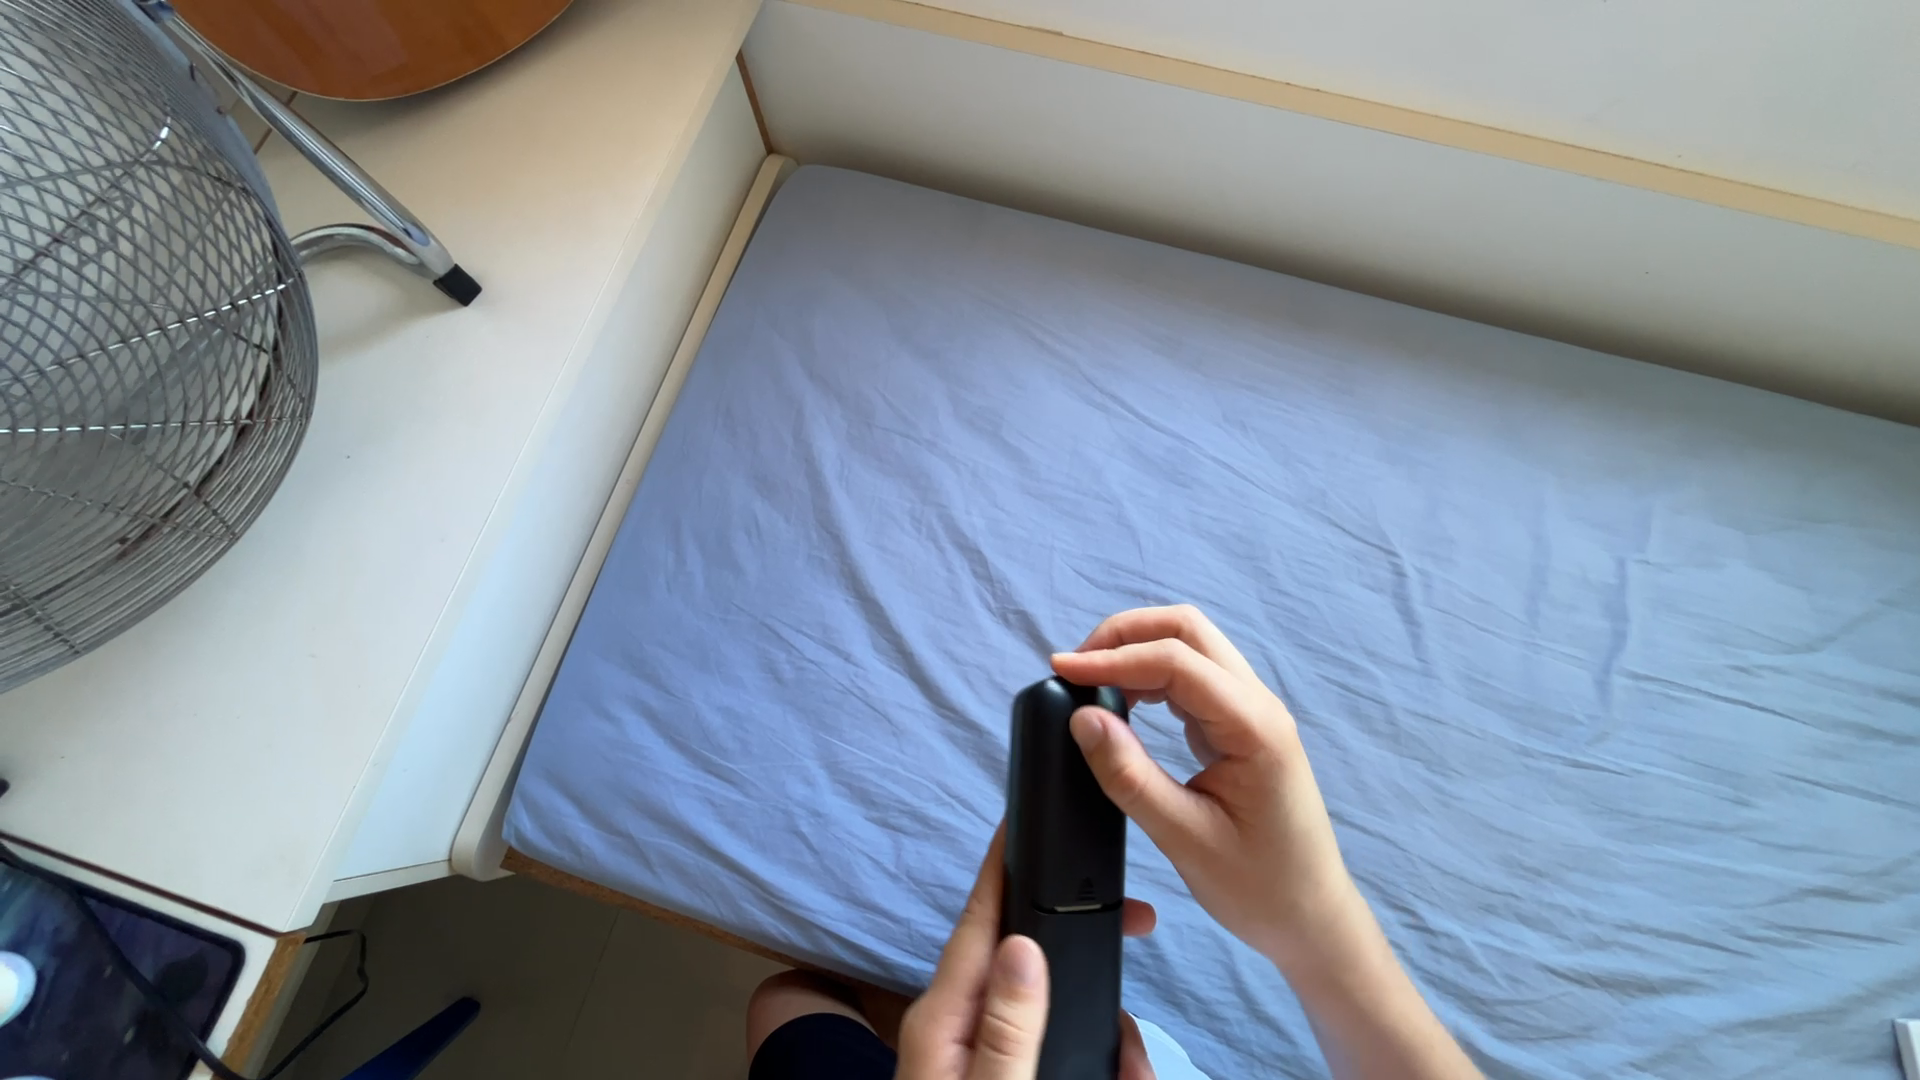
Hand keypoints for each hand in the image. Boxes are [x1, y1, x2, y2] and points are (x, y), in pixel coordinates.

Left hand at [896, 826, 1158, 1079]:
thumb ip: (1004, 1030)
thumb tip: (1022, 942)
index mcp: (944, 1016)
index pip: (978, 918)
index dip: (1002, 864)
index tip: (1027, 817)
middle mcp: (959, 1022)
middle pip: (1023, 949)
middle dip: (1082, 936)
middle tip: (1141, 922)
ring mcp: (983, 1048)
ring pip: (1049, 999)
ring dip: (1100, 1017)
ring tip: (1137, 1064)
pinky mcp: (1006, 1069)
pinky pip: (1057, 1041)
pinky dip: (1097, 1053)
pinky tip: (1124, 1072)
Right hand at [1051, 605, 1363, 973]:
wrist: (1312, 919)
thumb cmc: (1258, 887)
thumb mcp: (1185, 839)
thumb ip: (1129, 776)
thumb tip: (1081, 717)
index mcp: (1253, 726)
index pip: (1176, 661)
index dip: (1113, 658)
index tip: (1061, 671)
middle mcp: (1256, 703)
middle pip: (1187, 629)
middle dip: (1125, 633)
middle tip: (1076, 667)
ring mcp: (1248, 709)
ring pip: (1189, 644)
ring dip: (1135, 648)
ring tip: (1089, 681)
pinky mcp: (1236, 723)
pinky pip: (1189, 674)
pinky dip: (1147, 673)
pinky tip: (1121, 699)